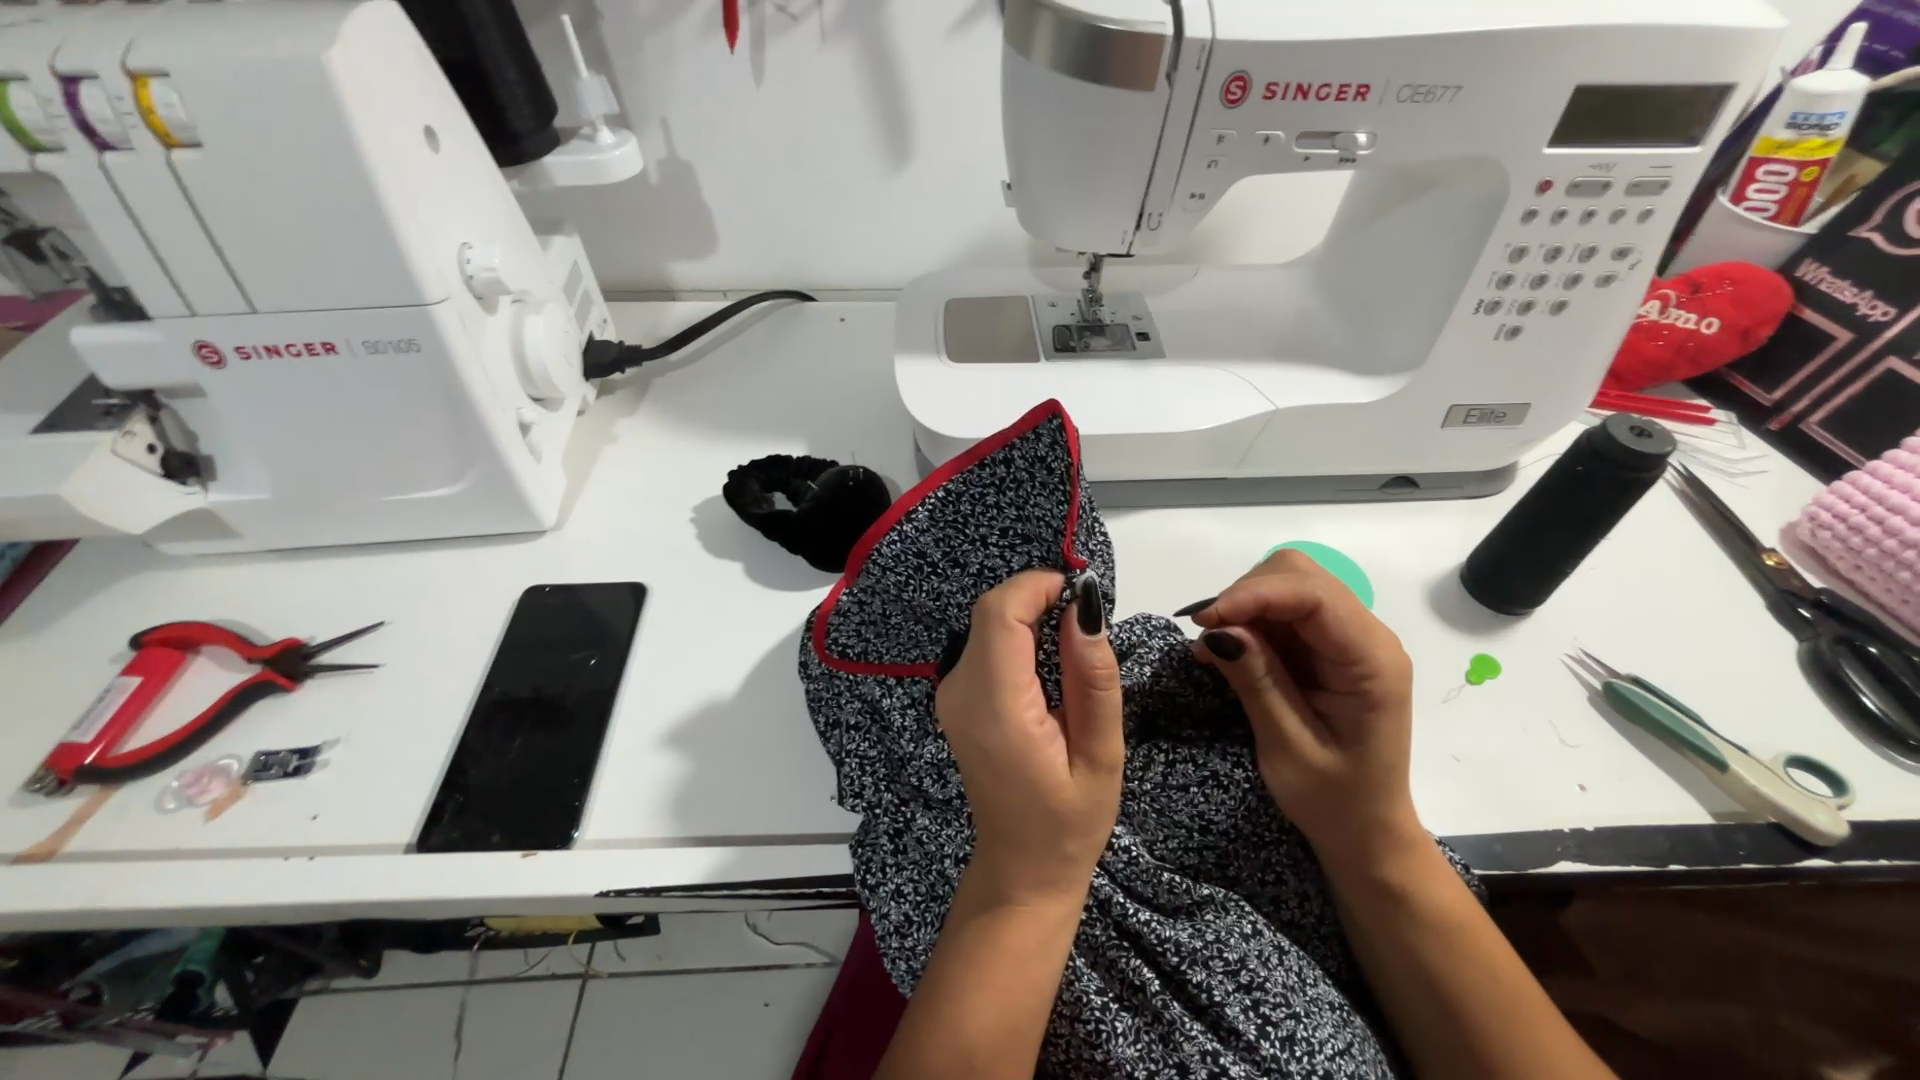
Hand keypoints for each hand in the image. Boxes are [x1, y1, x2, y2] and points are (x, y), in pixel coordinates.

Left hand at [937, 570, 1123, 905]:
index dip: (1039, 587)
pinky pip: (983, 646)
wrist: (1021, 868)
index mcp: (996, 708)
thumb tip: (1085, 608)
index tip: (1085, 595)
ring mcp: (950, 697)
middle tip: (1087, 624)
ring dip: (1029, 618)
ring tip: (1074, 651)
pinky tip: (1049, 669)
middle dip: (1038, 599)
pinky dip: (1016, 638)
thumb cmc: (1070, 822)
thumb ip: (1092, 678)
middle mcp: (960, 694)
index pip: (1000, 613)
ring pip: (985, 624)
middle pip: (990, 612)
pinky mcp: (954, 700)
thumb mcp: (1101, 754)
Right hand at [1184, 550, 1421, 873]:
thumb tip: (1219, 629)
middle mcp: (1367, 637)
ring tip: (1213, 648)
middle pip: (1300, 575)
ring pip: (1288, 586)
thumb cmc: (1333, 799)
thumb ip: (1258, 681)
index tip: (1204, 621)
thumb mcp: (1288, 746)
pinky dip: (1249, 621)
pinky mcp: (1328, 648)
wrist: (1366, 831)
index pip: (1312, 595)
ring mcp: (1348, 639)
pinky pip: (1284, 612)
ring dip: (1244, 606)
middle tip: (1208, 636)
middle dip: (1247, 594)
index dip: (1254, 594)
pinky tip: (1227, 651)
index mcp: (1371, 660)